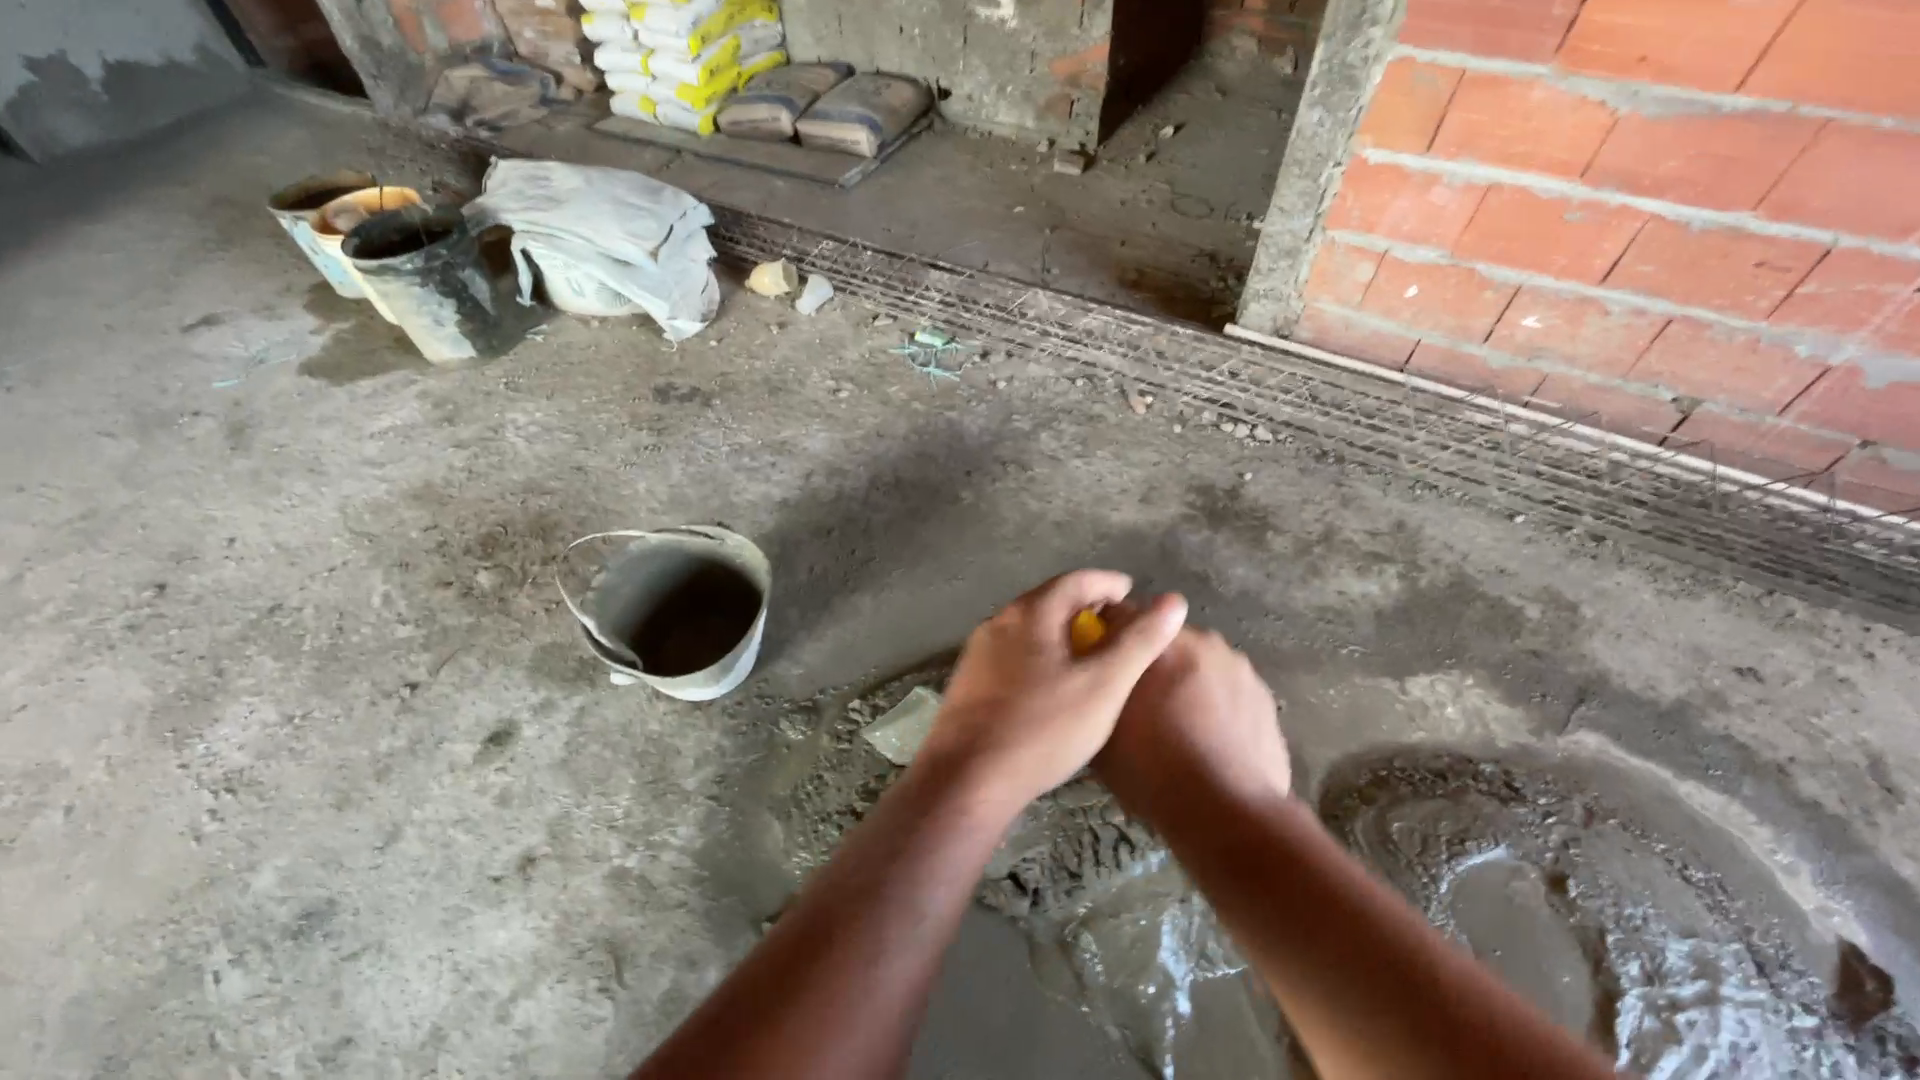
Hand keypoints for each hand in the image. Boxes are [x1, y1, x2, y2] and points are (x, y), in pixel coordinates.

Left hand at [917, 570, 1187, 809]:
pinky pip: (1012, 655)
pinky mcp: (968, 682)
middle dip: (1084, 607)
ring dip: (1059, 632)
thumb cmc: (1043, 728)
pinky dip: (1039, 656)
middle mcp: (998, 622)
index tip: (1131, 593)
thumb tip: (1173, 601)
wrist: (968, 779)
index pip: (1076, 581)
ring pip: (1028, 629)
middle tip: (1114, 624)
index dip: (1108, 583)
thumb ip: (1139, 641)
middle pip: (1048, 601)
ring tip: (1088, 654)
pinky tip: (1051, 684)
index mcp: (1030, 613)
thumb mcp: (1104, 685)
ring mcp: (977, 652)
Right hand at [1096, 625, 1288, 816]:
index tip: (1097, 659)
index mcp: (1160, 643)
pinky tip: (1207, 739)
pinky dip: (1214, 704)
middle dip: (1150, 661)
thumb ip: (1098, 692)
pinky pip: (1227, 689)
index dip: (1105, 637)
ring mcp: (1240, 668)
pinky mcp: (1264, 696)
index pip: (1121, 615)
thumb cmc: (1154, 772)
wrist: (1228, 813)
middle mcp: (1203, 642)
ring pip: (1199, 664)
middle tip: (1137, 700)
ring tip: (1176, 725)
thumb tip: (1097, 681)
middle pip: (1165, 638)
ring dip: (1184, 681)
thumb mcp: (1102, 735)